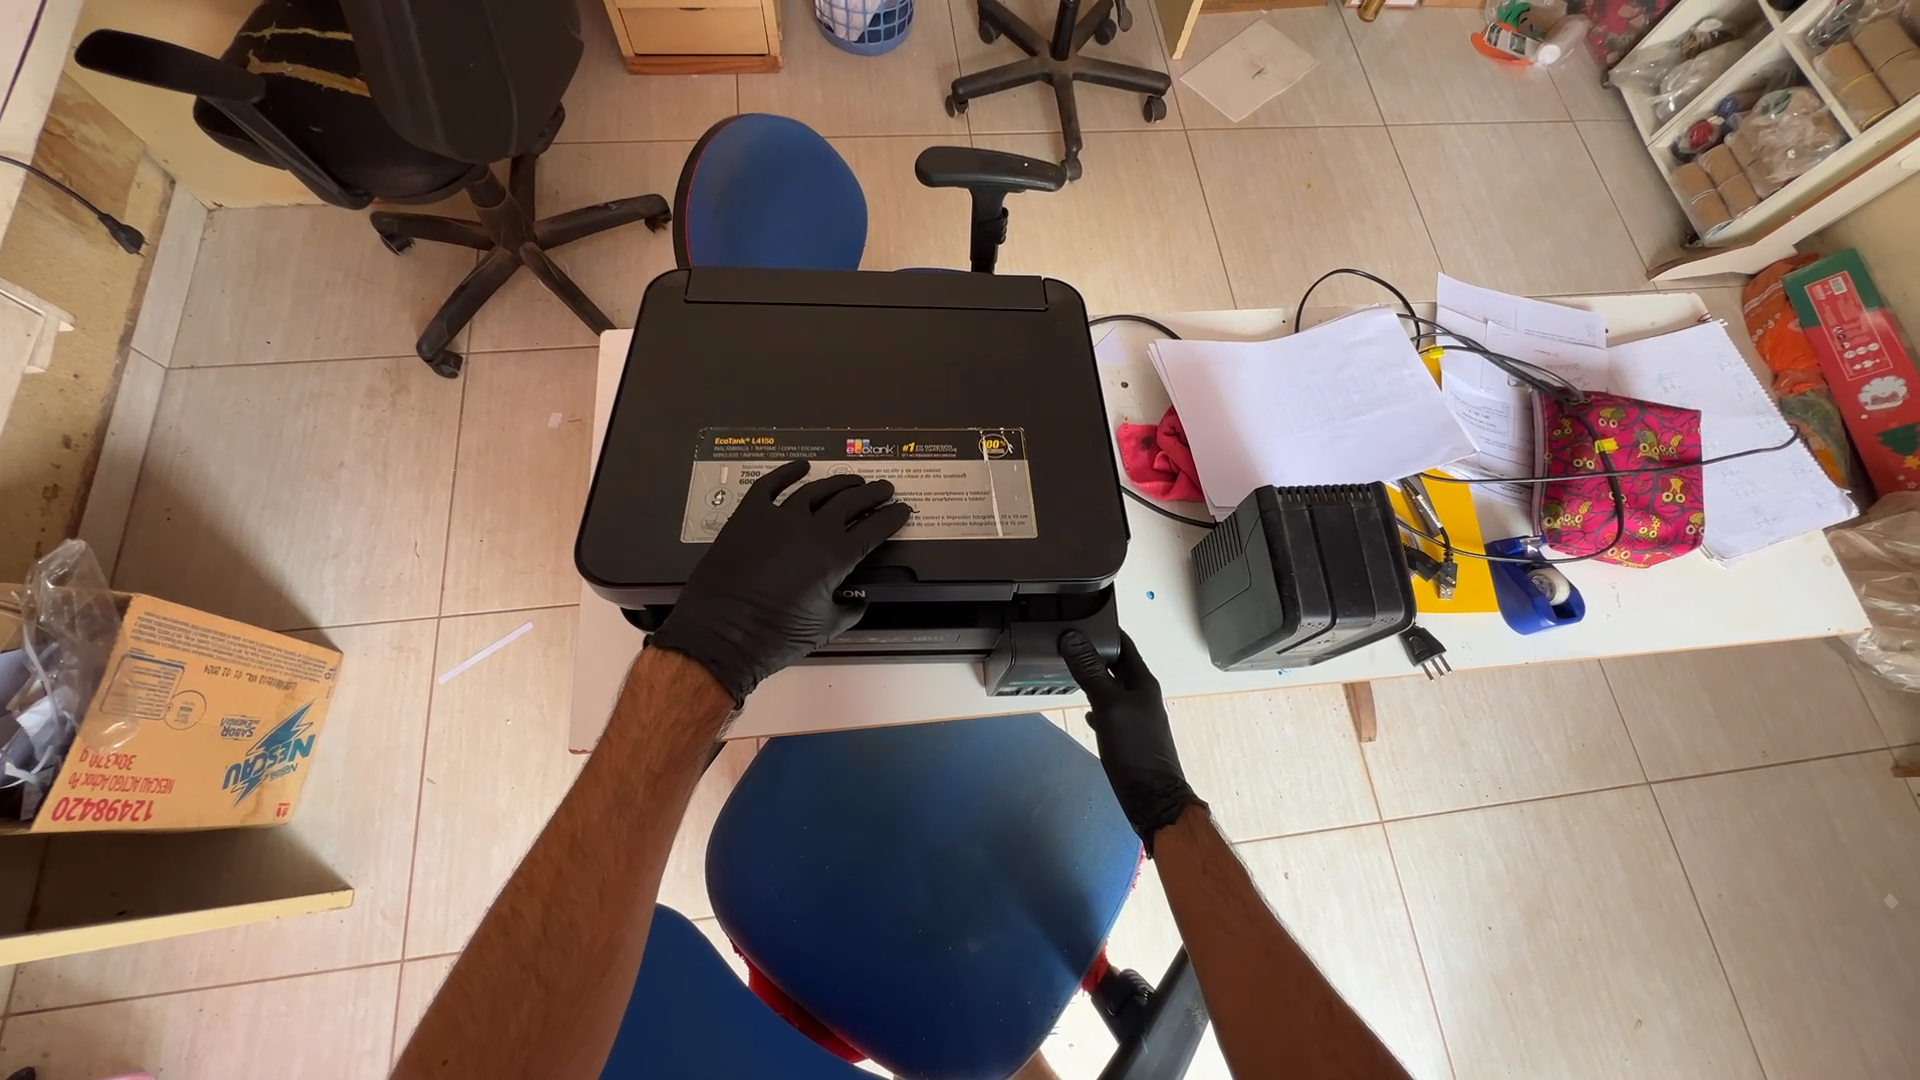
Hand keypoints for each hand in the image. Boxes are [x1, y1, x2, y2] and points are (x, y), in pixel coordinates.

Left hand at [651, 460, 911, 703]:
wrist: (719, 636)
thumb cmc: (774, 638)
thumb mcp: (825, 627)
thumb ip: (849, 608)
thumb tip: (857, 598)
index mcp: (835, 557)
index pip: (875, 528)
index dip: (892, 518)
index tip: (902, 511)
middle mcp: (811, 529)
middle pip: (850, 501)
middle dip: (872, 494)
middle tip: (884, 490)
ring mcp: (778, 518)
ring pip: (816, 490)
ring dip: (839, 482)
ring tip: (853, 480)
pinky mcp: (747, 515)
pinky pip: (770, 485)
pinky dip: (787, 472)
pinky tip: (801, 467)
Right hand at [1060, 630, 1201, 855]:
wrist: (1153, 799)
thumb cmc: (1135, 750)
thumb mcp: (1109, 706)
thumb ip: (1091, 671)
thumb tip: (1071, 636)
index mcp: (1142, 681)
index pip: (1123, 644)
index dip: (1104, 629)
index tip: (1078, 617)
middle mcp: (1141, 694)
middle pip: (1116, 664)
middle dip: (1094, 652)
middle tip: (1065, 642)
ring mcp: (1136, 716)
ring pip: (1112, 686)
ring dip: (1093, 676)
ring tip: (1068, 670)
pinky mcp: (1128, 735)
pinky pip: (1110, 710)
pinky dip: (1096, 704)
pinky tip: (1085, 711)